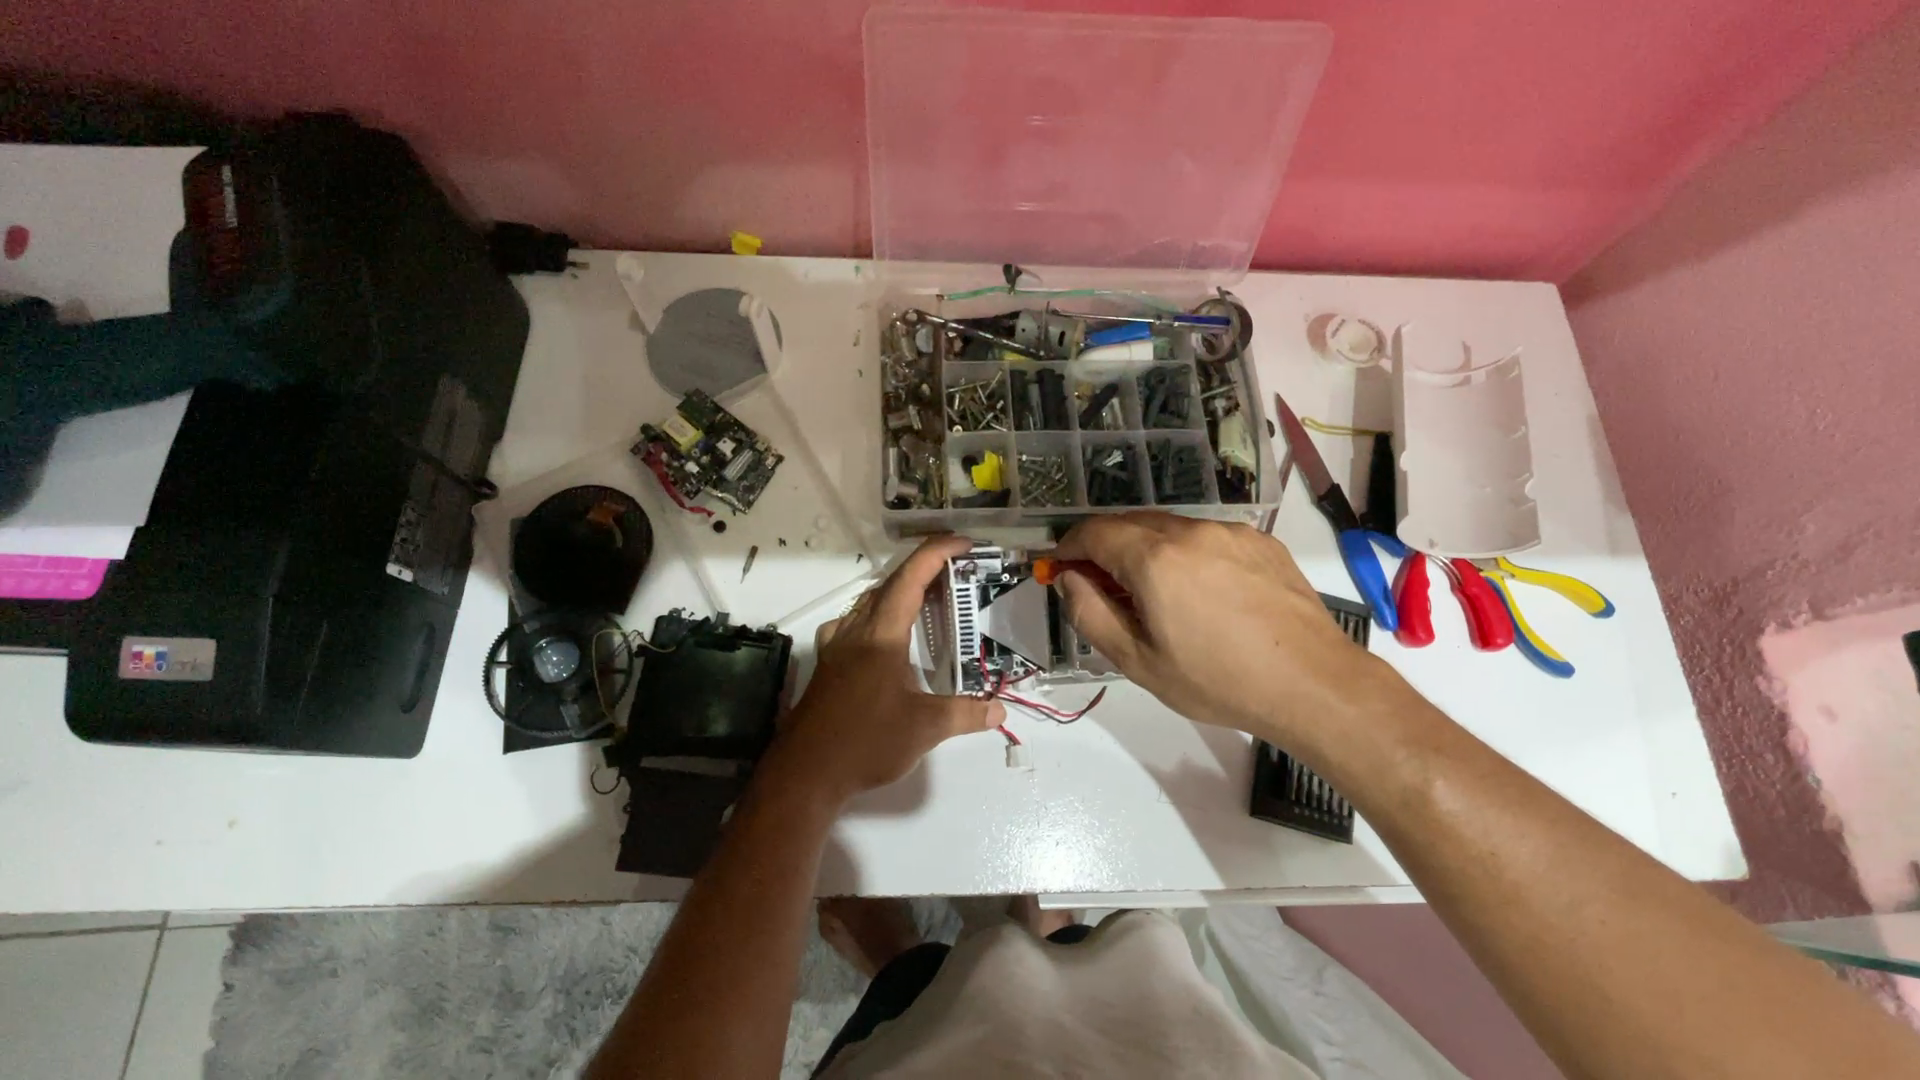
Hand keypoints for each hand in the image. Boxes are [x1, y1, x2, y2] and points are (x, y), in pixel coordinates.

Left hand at [759, 536, 1003, 807]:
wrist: (806, 773)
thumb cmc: (866, 742)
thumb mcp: (924, 729)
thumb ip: (964, 714)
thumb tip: (998, 709)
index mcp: (881, 635)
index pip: (910, 578)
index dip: (936, 553)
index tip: (964, 543)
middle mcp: (856, 632)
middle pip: (889, 584)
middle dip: (923, 569)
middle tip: (956, 570)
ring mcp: (837, 648)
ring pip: (868, 603)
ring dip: (898, 591)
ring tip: (927, 597)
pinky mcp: (828, 666)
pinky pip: (853, 624)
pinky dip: (876, 616)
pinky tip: (882, 636)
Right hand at [1052, 512, 1400, 745]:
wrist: (1312, 684)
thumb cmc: (1218, 681)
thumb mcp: (1138, 661)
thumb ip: (1090, 613)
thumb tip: (1067, 579)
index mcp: (1155, 558)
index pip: (1094, 532)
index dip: (1068, 547)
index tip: (1059, 567)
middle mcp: (1191, 531)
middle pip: (1130, 523)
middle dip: (1105, 547)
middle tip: (1100, 585)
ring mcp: (1231, 532)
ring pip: (1170, 529)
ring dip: (1147, 550)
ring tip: (1154, 595)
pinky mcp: (1261, 542)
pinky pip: (1208, 538)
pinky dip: (1187, 555)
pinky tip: (1202, 595)